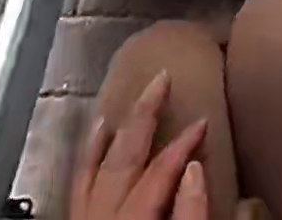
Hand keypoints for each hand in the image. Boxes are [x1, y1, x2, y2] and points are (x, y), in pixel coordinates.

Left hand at [69, 70, 209, 219]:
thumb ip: (191, 216)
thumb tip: (195, 169)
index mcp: (134, 219)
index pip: (160, 171)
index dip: (183, 143)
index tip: (204, 120)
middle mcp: (102, 216)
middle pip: (124, 158)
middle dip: (144, 114)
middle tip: (162, 76)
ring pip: (95, 169)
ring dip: (113, 133)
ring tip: (126, 99)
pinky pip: (77, 187)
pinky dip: (87, 159)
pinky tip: (97, 134)